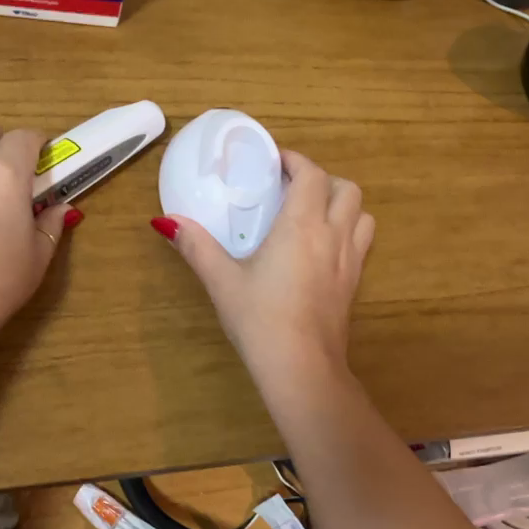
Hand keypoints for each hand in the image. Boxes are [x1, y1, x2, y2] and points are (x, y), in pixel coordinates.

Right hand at [155, 151, 373, 379]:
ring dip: (342, 204)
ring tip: (314, 214)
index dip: (296, 161)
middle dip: (322, 179)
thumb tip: (165, 222)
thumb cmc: (260, 320)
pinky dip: (349, 231)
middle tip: (293, 188)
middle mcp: (333, 235)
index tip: (275, 161)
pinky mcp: (355, 284)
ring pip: (362, 214)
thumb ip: (196, 247)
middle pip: (346, 188)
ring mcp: (350, 260)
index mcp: (301, 226)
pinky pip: (362, 242)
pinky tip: (322, 249)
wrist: (302, 368)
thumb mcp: (222, 281)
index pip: (311, 174)